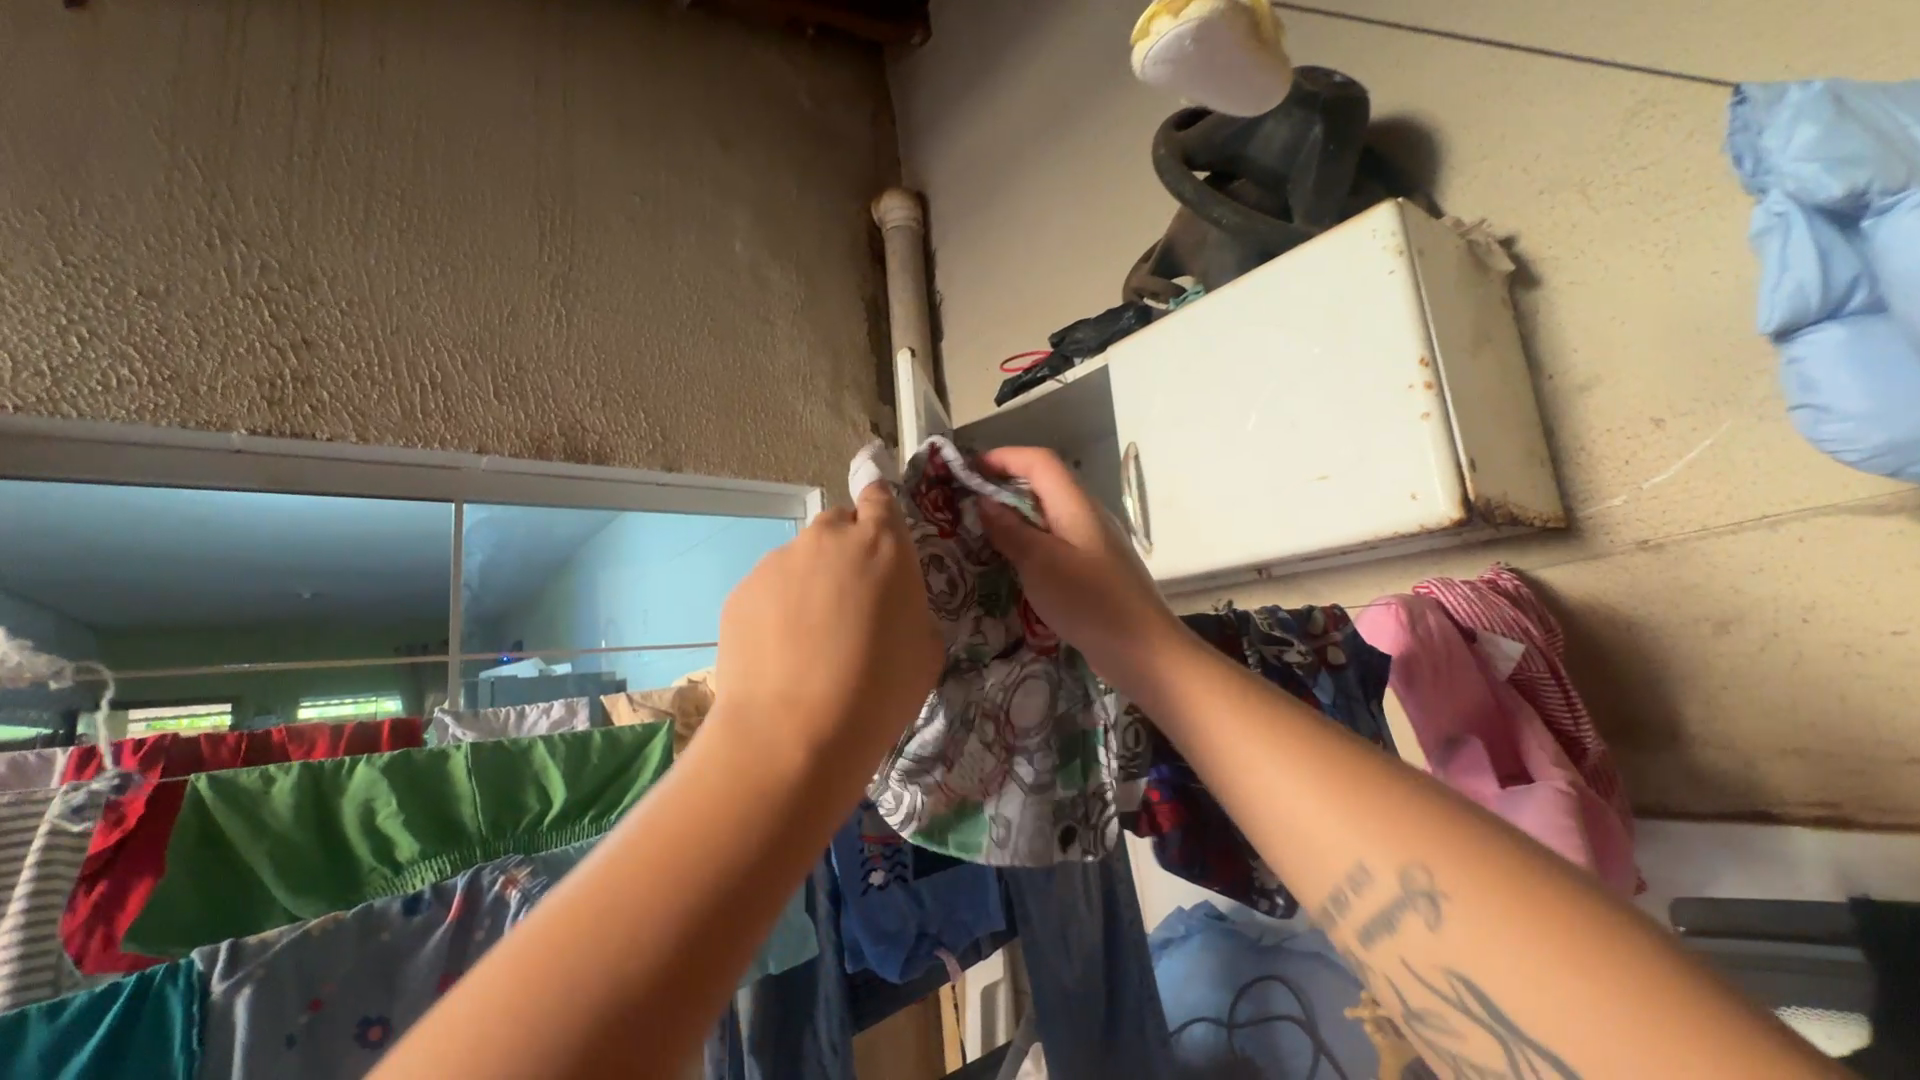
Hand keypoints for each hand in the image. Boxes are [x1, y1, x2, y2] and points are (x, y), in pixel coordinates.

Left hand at [713, 481, 942, 765]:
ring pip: (799, 560)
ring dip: (809, 584)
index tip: (879, 541)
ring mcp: (778, 562)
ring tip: (809, 641)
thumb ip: (910, 607)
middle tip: (850, 603)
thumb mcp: (926, 650)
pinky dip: (776, 610)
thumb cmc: (879, 692)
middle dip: (845, 552)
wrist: (794, 734)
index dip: (879, 515)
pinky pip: (767, 590)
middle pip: (837, 524)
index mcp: (883, 544)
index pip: (879, 497)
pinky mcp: (741, 591)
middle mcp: (827, 539)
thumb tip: (890, 605)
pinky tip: (780, 655)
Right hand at [975, 447, 1186, 687]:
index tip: (967, 471)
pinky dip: (1030, 541)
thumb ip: (1010, 531)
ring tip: (982, 532)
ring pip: (1049, 514)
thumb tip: (985, 503)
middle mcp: (1087, 515)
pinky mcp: (1093, 569)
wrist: (1143, 650)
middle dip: (1004, 486)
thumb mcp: (1040, 564)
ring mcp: (1093, 543)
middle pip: (1044, 484)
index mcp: (1076, 505)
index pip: (1039, 461)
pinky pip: (1056, 541)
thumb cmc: (1089, 602)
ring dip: (1015, 516)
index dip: (1003, 457)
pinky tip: (1014, 562)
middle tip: (967, 505)